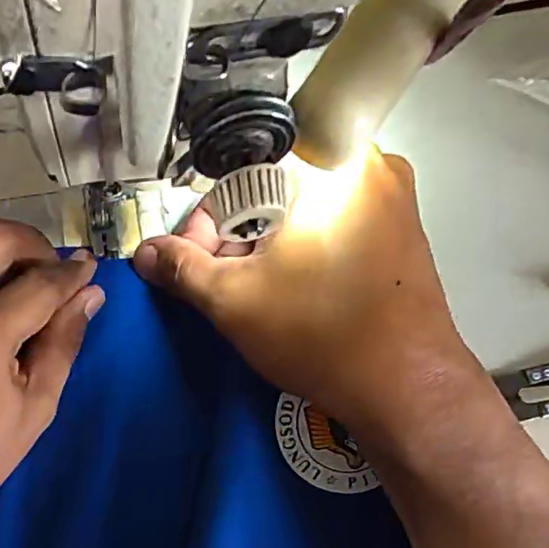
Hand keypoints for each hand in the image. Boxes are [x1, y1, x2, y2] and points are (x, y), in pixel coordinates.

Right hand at [133, 152, 487, 449]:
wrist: (403, 385)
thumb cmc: (316, 334)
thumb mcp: (231, 300)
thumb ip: (182, 269)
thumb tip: (145, 253)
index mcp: (327, 163)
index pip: (236, 174)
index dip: (205, 224)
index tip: (198, 267)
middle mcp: (367, 163)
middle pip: (270, 188)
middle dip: (234, 238)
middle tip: (223, 286)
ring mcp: (391, 196)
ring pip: (300, 209)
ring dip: (264, 248)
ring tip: (256, 297)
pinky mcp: (400, 230)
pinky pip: (331, 225)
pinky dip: (300, 252)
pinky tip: (291, 295)